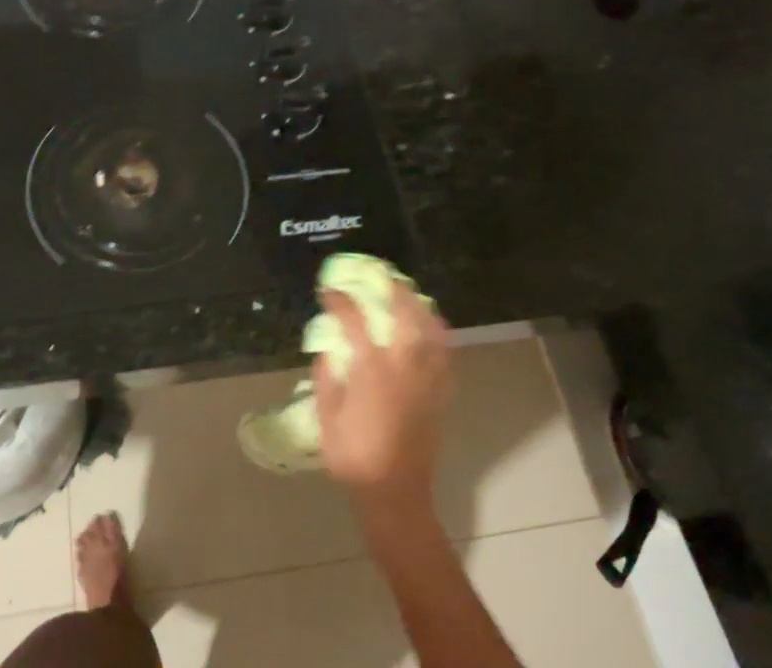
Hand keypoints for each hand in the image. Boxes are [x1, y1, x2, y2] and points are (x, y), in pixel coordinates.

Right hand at [311, 280, 451, 509]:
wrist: (395, 493)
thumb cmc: (353, 457)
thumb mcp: (326, 416)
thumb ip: (327, 377)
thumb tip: (329, 349)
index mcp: (372, 370)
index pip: (355, 321)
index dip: (340, 302)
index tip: (329, 291)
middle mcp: (405, 366)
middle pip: (404, 314)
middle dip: (392, 290)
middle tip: (379, 277)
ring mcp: (428, 378)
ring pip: (431, 329)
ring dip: (419, 306)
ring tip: (408, 295)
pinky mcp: (442, 393)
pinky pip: (444, 352)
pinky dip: (437, 333)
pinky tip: (429, 329)